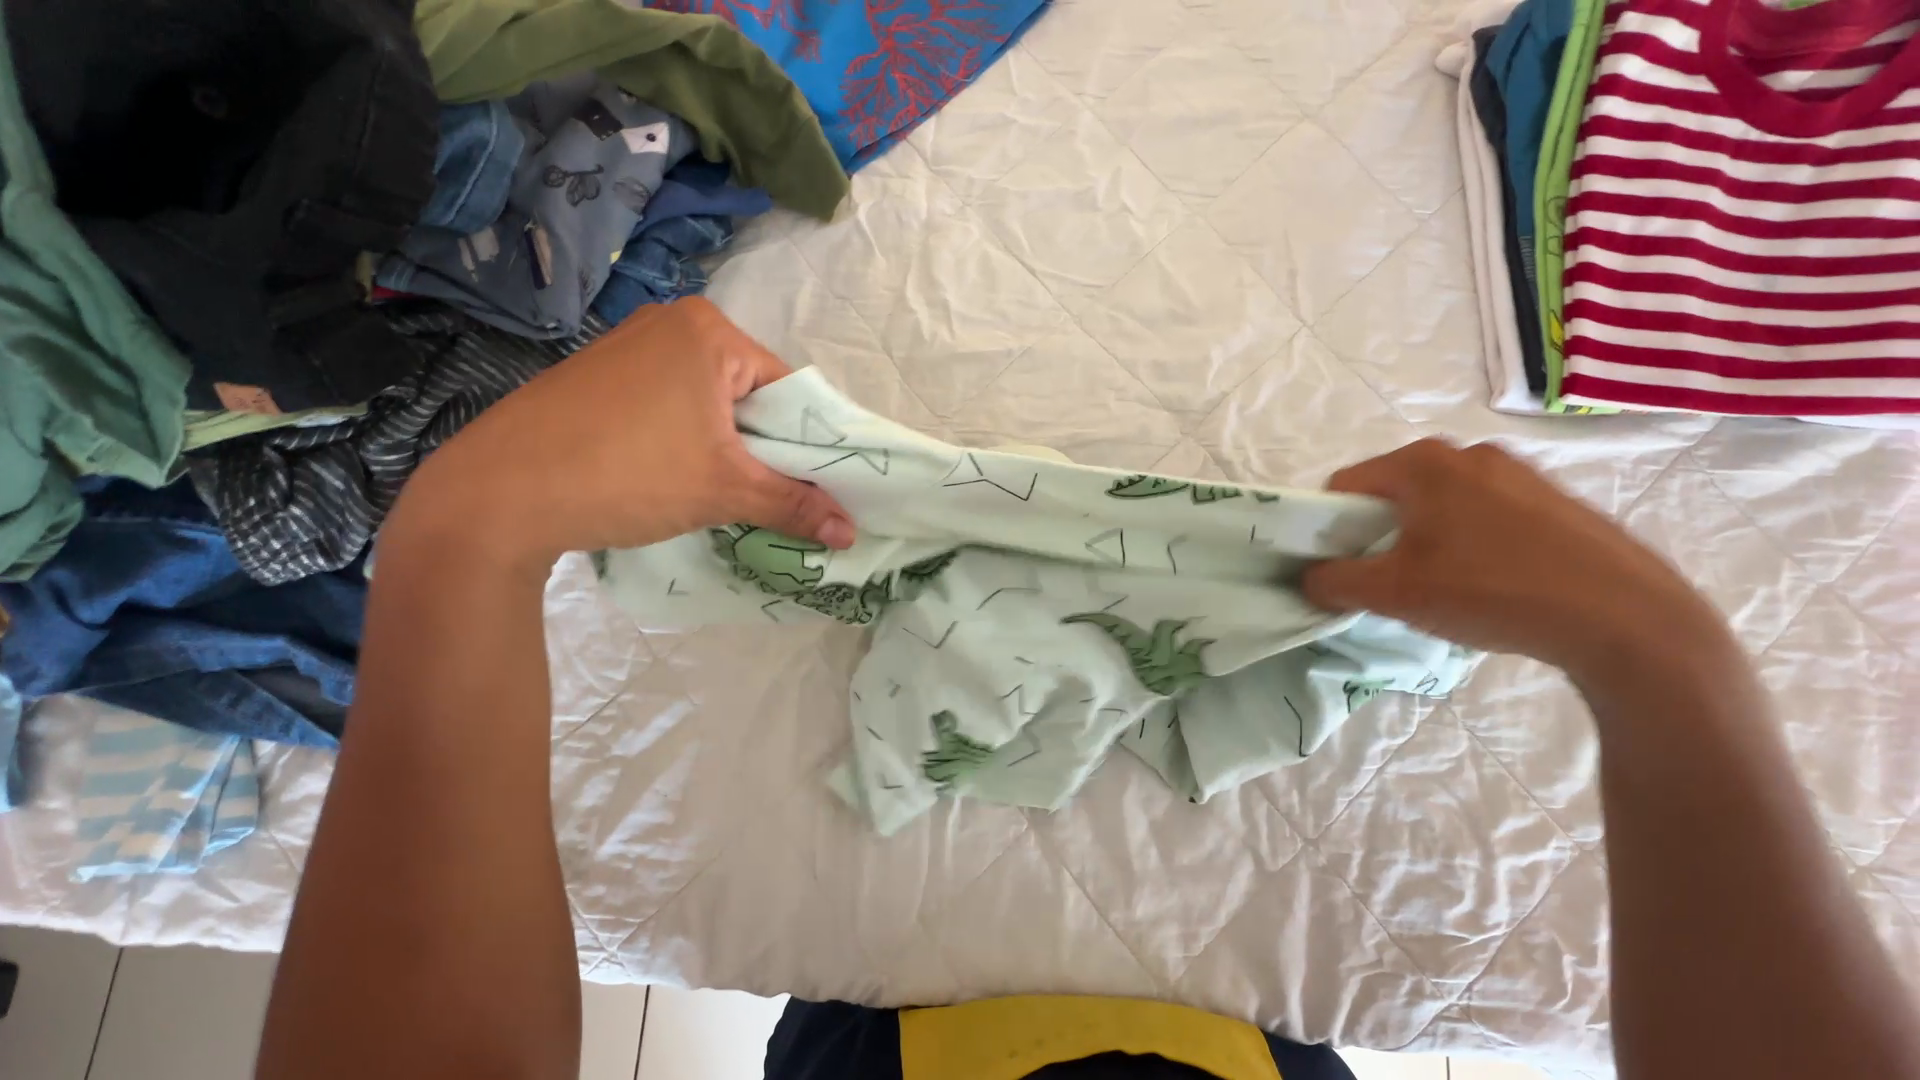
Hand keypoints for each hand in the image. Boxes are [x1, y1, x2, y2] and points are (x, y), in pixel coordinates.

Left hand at [386, 298, 854, 576]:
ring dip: (722, 446)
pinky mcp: (597, 373)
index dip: (807, 442)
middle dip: (761, 446)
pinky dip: (682, 438)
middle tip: (763, 496)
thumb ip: (794, 505)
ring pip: (707, 400)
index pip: (789, 389)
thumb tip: (852, 534)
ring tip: (714, 491)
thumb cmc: (626, 476)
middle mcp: (671, 323)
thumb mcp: (723, 491)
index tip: (811, 488)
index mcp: (710, 331)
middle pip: (748, 393)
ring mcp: (627, 344)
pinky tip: (667, 475)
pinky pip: (667, 402)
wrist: (496, 495)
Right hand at [1301, 439, 1730, 680]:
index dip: (1328, 530)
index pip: (1342, 487)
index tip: (1340, 570)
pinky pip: (1484, 514)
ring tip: (1444, 588)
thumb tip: (1310, 577)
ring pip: (1439, 505)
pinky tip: (1491, 583)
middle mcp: (1467, 452)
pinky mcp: (1554, 498)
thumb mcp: (1393, 593)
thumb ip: (1334, 581)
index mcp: (1421, 462)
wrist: (1624, 617)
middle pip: (1392, 493)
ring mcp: (1517, 470)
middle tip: (1390, 583)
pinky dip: (1469, 543)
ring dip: (1423, 541)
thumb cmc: (1491, 591)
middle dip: (1378, 536)